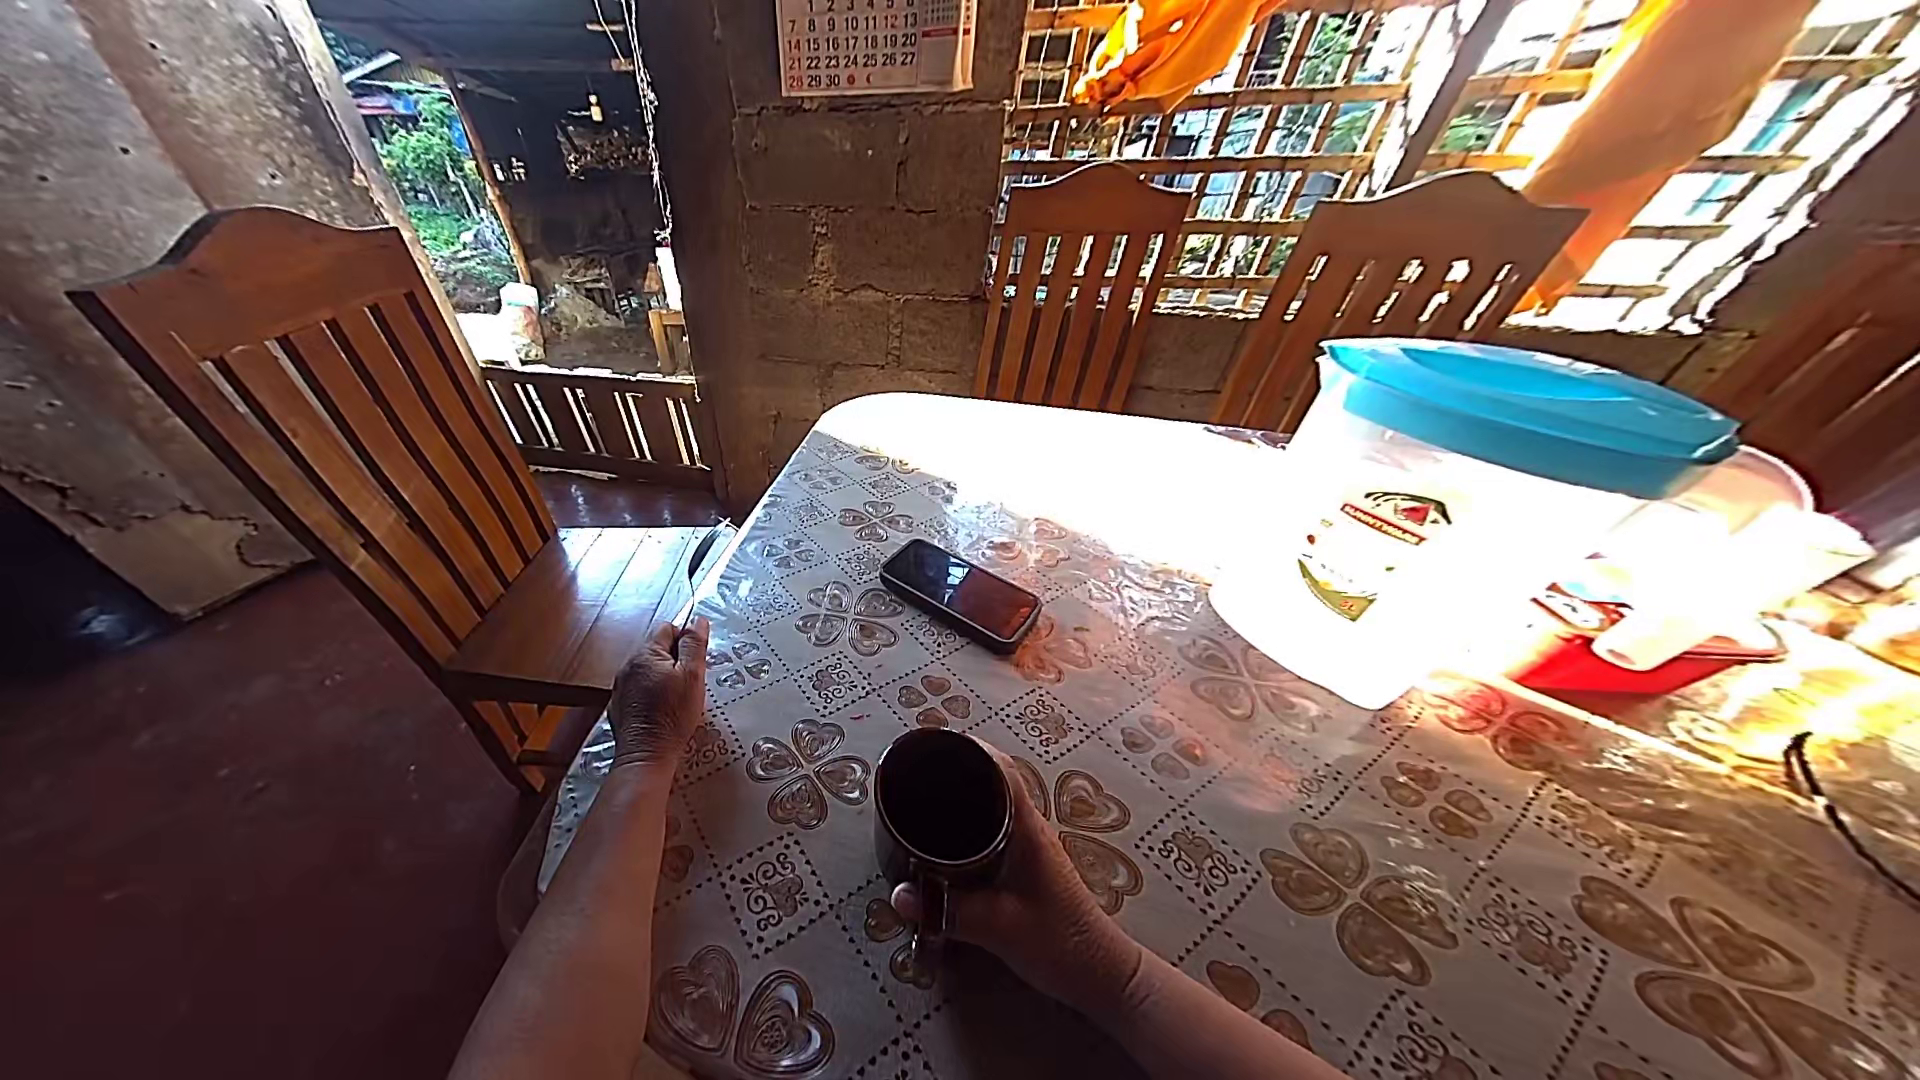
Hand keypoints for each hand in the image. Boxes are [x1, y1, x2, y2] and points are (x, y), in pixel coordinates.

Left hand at [608, 617, 709, 769]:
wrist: (647, 755)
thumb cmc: (672, 716)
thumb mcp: (693, 676)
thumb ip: (694, 645)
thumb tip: (697, 621)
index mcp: (646, 655)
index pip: (668, 629)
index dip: (687, 640)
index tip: (696, 660)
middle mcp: (629, 666)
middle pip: (658, 648)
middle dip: (677, 658)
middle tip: (691, 680)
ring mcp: (622, 685)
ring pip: (650, 667)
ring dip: (666, 674)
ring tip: (679, 695)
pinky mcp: (621, 702)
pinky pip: (642, 685)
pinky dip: (654, 690)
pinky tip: (665, 707)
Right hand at [892, 745, 1142, 1015]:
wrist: (1099, 973)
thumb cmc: (1059, 943)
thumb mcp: (1000, 928)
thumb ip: (950, 912)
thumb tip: (899, 894)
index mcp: (1028, 829)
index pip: (1004, 770)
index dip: (974, 750)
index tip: (941, 744)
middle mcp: (1031, 828)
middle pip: (998, 780)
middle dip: (963, 768)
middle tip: (925, 770)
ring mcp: (1033, 845)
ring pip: (998, 804)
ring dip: (971, 793)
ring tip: (932, 796)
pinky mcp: (1029, 863)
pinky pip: (999, 826)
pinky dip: (976, 819)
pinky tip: (954, 837)